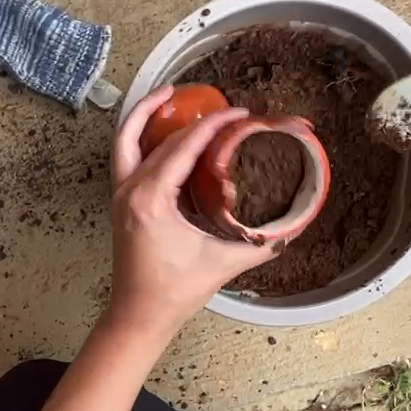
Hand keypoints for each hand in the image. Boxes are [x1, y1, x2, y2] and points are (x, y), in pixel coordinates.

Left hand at [106, 86, 276, 338]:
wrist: (138, 315)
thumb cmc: (173, 291)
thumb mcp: (222, 263)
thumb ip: (260, 244)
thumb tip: (292, 229)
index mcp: (151, 199)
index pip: (183, 146)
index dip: (213, 124)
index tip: (239, 112)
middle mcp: (129, 190)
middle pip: (155, 138)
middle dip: (184, 115)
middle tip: (209, 101)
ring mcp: (119, 195)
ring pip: (125, 141)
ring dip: (143, 115)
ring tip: (168, 96)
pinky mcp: (119, 204)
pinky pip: (125, 158)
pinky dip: (139, 139)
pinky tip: (160, 134)